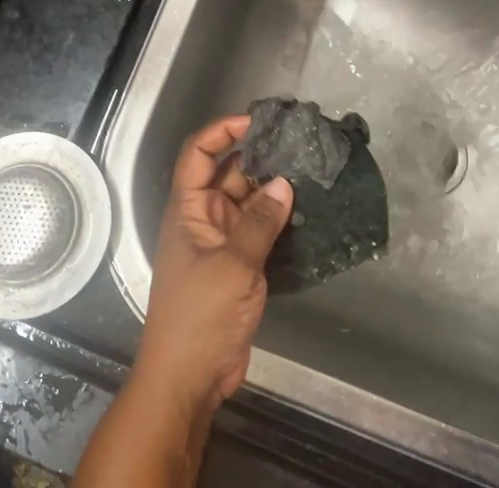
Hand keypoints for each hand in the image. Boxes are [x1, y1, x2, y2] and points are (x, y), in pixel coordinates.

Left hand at [136, 115, 293, 410]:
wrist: (189, 377)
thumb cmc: (200, 316)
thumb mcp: (233, 265)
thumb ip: (259, 223)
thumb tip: (283, 183)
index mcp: (187, 210)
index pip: (197, 154)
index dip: (222, 131)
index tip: (257, 121)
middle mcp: (203, 219)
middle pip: (228, 173)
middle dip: (258, 156)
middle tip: (298, 143)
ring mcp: (221, 243)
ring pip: (247, 202)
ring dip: (272, 188)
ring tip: (310, 170)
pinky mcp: (238, 267)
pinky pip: (259, 231)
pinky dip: (279, 220)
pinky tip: (307, 210)